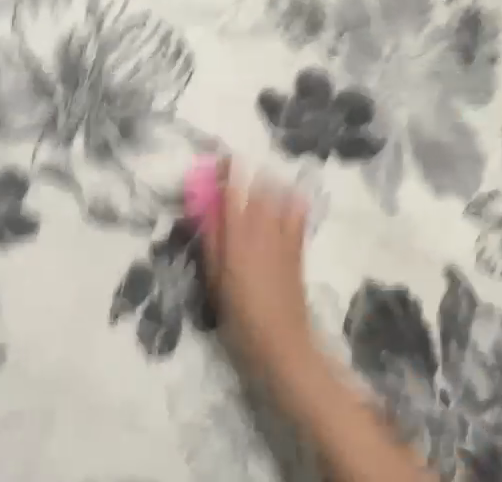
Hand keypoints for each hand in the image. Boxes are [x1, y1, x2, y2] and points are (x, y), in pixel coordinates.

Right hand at [202, 162, 318, 382]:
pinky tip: (294, 193)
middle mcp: (262, 231)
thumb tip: (203, 211)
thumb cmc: (240, 316)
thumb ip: (211, 242)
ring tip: (263, 174)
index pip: (232, 193)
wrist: (282, 344)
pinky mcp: (298, 251)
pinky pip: (298, 217)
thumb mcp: (215, 281)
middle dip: (250, 173)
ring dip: (271, 183)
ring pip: (279, 199)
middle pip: (259, 190)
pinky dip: (295, 201)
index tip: (223, 157)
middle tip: (239, 164)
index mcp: (237, 237)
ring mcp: (283, 239)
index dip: (229, 172)